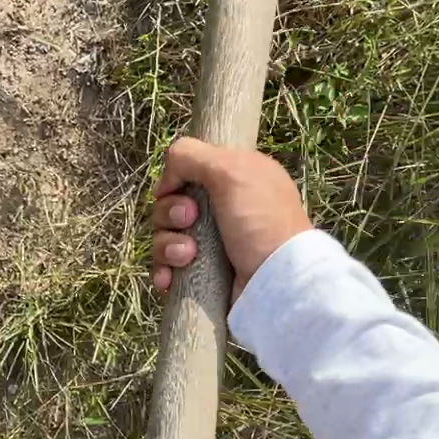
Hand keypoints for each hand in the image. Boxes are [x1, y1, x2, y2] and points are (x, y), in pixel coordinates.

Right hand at [151, 137, 311, 299]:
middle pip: (169, 206)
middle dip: (170, 215)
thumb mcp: (233, 170)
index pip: (186, 174)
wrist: (275, 282)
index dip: (175, 182)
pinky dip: (164, 272)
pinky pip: (165, 269)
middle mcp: (220, 211)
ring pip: (163, 239)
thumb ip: (193, 156)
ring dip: (167, 246)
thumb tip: (165, 178)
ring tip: (188, 257)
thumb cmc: (261, 221)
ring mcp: (209, 245)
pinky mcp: (199, 275)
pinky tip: (170, 279)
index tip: (181, 190)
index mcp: (233, 181)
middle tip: (190, 222)